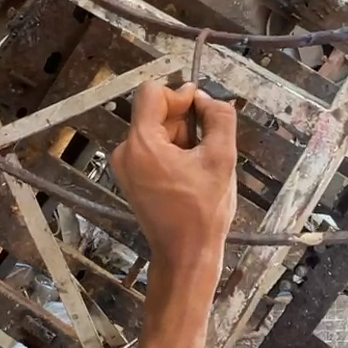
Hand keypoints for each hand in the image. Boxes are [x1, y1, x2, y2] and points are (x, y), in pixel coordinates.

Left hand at [111, 79, 238, 281]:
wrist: (185, 255)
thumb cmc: (203, 212)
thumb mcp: (222, 158)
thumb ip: (219, 118)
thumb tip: (207, 99)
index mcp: (141, 144)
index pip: (152, 92)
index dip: (180, 95)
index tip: (203, 111)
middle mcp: (125, 152)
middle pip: (154, 113)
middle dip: (184, 122)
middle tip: (208, 145)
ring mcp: (125, 167)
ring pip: (155, 132)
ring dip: (182, 139)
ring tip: (200, 165)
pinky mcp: (131, 179)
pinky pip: (152, 151)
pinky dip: (173, 154)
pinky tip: (190, 174)